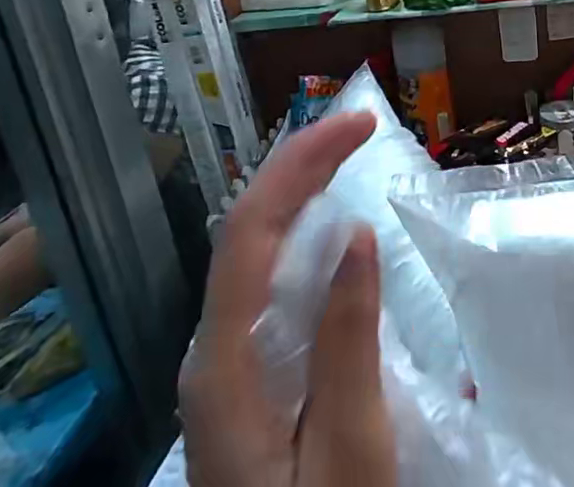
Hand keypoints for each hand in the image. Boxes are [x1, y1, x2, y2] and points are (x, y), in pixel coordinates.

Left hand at [178, 111, 391, 486]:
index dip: (300, 165)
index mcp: (226, 364)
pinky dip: (298, 234)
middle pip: (245, 231)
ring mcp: (226, 363)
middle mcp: (214, 351)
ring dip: (296, 191)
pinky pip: (266, 281)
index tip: (359, 126)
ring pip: (252, 252)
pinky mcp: (247, 374)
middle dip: (299, 165)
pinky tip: (324, 224)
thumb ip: (346, 338)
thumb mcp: (348, 448)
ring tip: (343, 154)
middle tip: (358, 128)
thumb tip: (355, 233)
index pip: (250, 234)